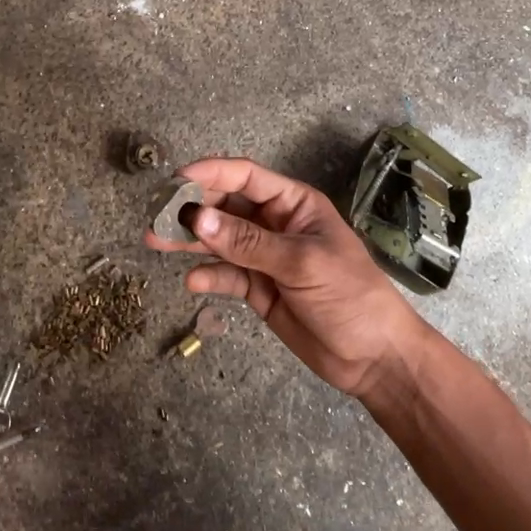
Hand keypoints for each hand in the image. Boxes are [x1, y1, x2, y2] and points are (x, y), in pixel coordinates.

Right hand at [145, 157, 430, 398]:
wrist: (374, 357)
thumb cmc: (349, 296)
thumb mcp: (300, 264)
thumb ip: (247, 242)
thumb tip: (196, 218)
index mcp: (294, 204)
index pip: (245, 177)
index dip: (210, 173)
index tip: (175, 180)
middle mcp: (275, 224)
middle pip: (225, 206)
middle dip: (192, 208)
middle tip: (157, 216)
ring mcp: (265, 257)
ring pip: (219, 240)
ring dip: (190, 240)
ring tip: (156, 241)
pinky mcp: (258, 289)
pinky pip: (226, 275)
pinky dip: (209, 276)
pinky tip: (193, 282)